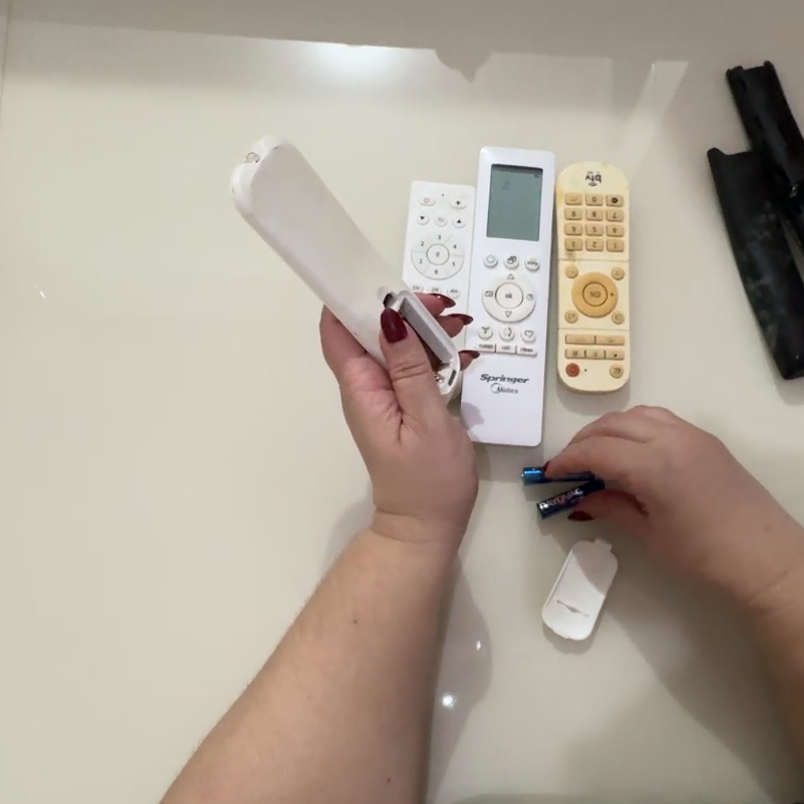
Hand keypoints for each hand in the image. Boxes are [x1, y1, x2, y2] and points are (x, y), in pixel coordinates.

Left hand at [320, 295, 478, 547]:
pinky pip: (414, 367)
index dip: (351, 296)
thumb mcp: (426, 421)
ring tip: (462, 325)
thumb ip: (411, 369)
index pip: (338, 330)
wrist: (428, 527)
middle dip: (403, 308)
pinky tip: (465, 354)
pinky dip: (437, 355)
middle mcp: (367, 386)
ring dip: (426, 330)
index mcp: (362, 388)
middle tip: (445, 306)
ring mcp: (386, 395)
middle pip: (372, 329)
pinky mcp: (404, 404)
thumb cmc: (427, 481)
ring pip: (397, 345)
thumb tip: (390, 317)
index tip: (380, 276)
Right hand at [544, 406, 803, 611]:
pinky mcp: (708, 441)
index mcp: (653, 464)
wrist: (768, 559)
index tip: (550, 474)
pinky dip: (636, 428)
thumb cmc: (705, 556)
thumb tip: (584, 497)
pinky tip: (631, 453)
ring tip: (597, 456)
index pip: (597, 450)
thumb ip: (612, 508)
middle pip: (613, 425)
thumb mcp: (650, 536)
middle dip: (584, 441)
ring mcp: (693, 436)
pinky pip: (661, 420)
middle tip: (568, 466)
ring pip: (638, 415)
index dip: (568, 460)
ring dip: (610, 429)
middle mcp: (671, 439)